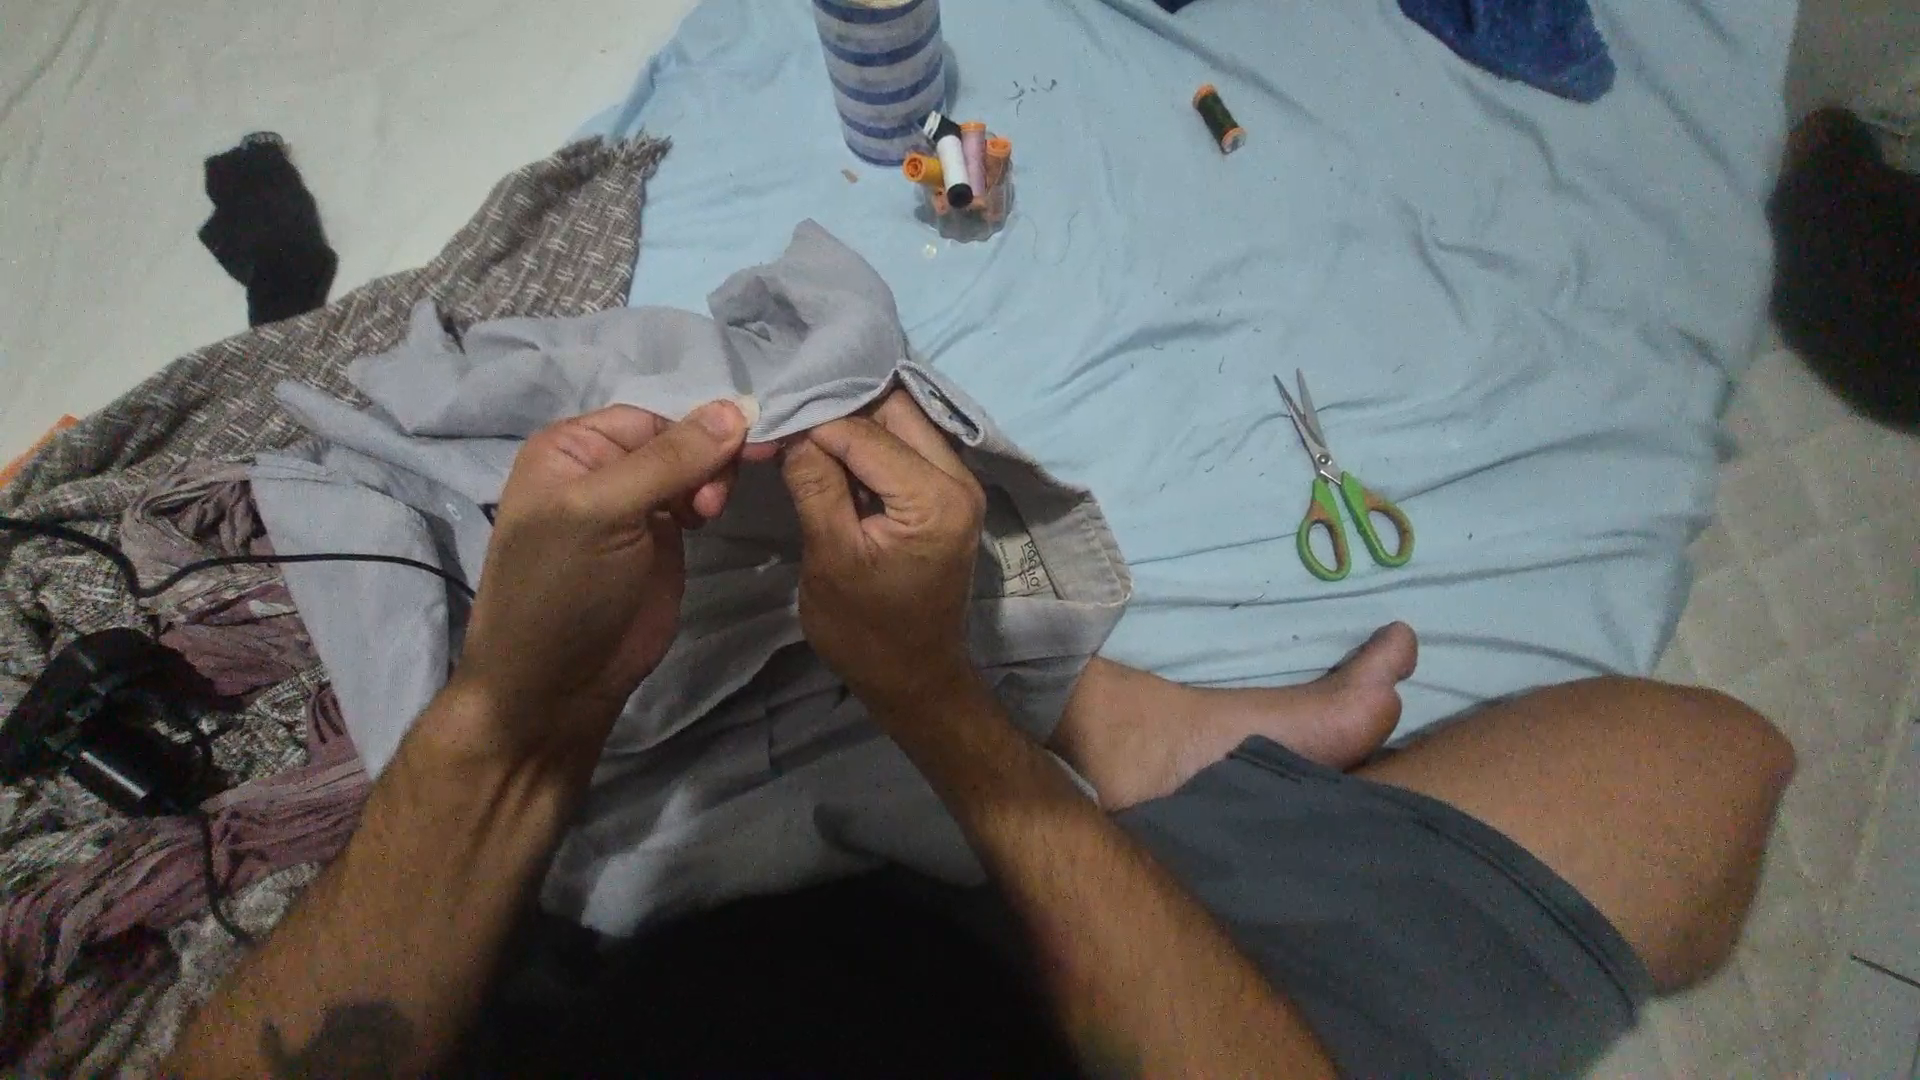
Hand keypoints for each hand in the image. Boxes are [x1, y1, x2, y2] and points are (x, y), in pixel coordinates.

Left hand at [454, 401, 768, 762]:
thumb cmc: (565, 588)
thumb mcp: (606, 513)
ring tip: (707, 516)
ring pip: (694, 467)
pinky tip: (707, 520)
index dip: (698, 426)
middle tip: (712, 500)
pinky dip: (712, 500)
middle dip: (707, 458)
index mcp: (574, 448)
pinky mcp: (663, 537)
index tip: (746, 442)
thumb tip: (738, 408)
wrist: (561, 681)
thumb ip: (671, 459)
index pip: (652, 415)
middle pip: (679, 438)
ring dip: (712, 481)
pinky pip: (697, 499)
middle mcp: (605, 468)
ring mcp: (636, 504)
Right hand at [781, 390, 986, 715]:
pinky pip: (909, 445)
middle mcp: (960, 479)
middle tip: (788, 415)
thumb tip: (793, 425)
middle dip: (839, 407)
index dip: (812, 422)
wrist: (914, 675)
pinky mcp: (949, 493)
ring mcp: (960, 483)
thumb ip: (814, 483)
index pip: (864, 432)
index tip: (768, 425)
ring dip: (856, 420)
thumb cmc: (866, 630)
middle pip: (895, 409)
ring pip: (904, 421)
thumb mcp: (830, 556)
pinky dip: (872, 441)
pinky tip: (833, 449)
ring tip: (804, 428)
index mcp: (935, 498)